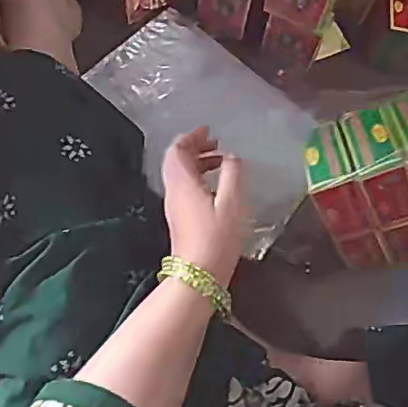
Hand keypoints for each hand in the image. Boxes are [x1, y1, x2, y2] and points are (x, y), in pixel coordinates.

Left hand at [162, 127, 246, 284]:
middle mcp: (174, 191)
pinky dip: (198, 178)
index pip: (177, 150)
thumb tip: (232, 157)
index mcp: (183, 183)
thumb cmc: (216, 239)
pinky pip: (184, 187)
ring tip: (219, 161)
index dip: (191, 137)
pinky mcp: (179, 217)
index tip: (208, 132)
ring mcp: (174, 206)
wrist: (198, 274)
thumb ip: (233, 175)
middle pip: (176, 160)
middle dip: (194, 147)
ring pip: (180, 174)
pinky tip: (216, 185)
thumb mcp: (232, 203)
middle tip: (215, 143)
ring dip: (197, 163)